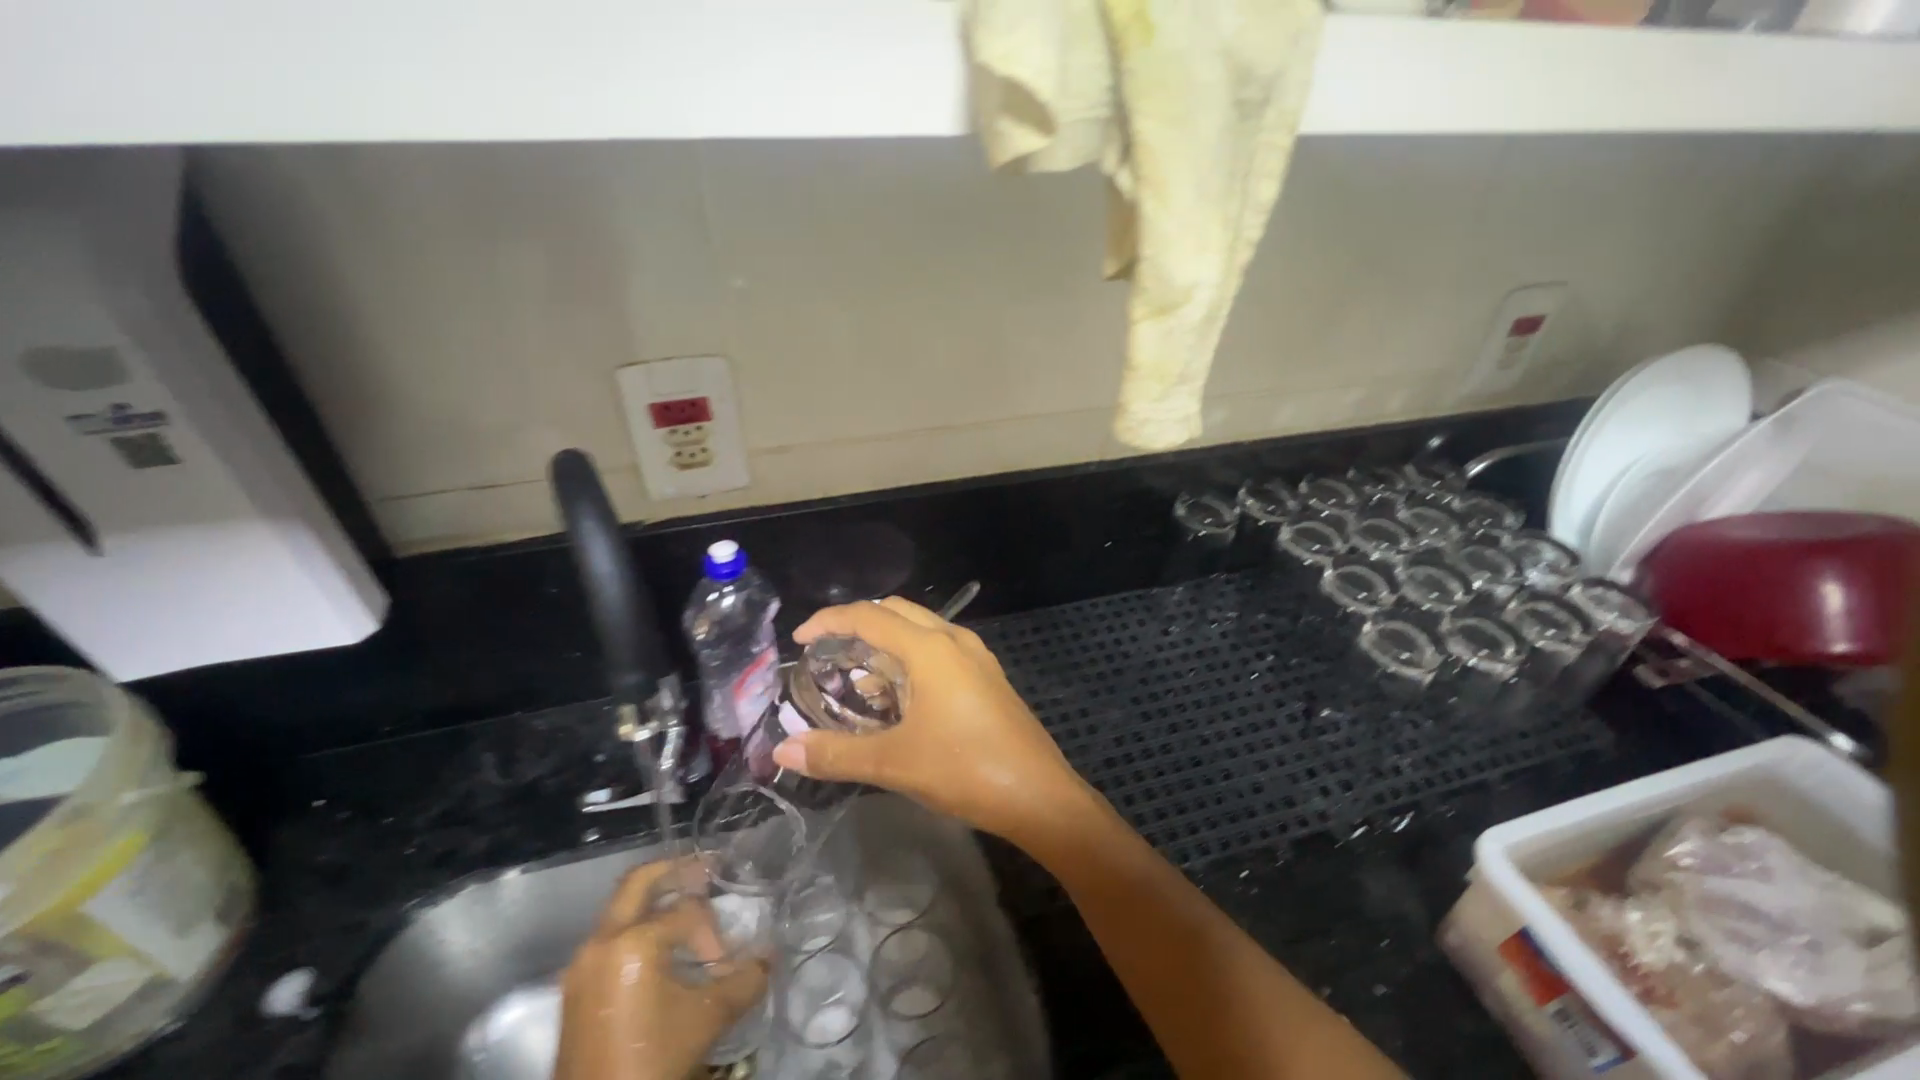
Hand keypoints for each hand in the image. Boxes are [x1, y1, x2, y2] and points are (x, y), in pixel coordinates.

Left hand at [555, 860, 767, 1079]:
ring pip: (620, 912)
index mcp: (633, 942)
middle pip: (638, 883)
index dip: (713, 932)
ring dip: (655, 905)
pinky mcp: (575, 987)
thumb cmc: (654, 1061)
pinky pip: (609, 940)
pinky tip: (662, 955)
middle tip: (707, 869)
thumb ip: (745, 980)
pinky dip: (637, 932)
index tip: (726, 964)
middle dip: (675, 872)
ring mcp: (581, 964)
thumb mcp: (707, 1019)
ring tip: (688, 915)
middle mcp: (600, 941)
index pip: (686, 912)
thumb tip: (768, 957)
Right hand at [771, 597, 1097, 843]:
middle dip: (857, 626)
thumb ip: (836, 754)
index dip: (829, 621)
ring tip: (858, 681)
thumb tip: (783, 752)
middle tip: (826, 655)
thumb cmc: (966, 769)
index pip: (869, 615)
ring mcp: (977, 660)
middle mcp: (955, 641)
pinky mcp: (988, 681)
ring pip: (921, 632)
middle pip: (896, 613)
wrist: (1040, 797)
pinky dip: (911, 661)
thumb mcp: (893, 763)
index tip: (800, 640)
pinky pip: (941, 653)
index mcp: (930, 649)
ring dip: (886, 645)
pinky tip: (899, 701)